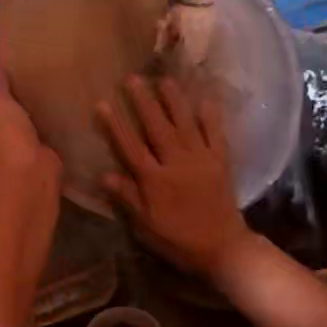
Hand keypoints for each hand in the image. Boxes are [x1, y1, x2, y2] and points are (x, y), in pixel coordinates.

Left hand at [0, 66, 61, 196]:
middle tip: (31, 90)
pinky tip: (53, 122)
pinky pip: (35, 142)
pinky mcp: (30, 162)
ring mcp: (9, 155)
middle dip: (13, 110)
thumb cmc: (6, 134)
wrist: (29, 174)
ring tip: (44, 102)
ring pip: (18, 132)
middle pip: (0, 121)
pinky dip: (42, 136)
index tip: (12, 83)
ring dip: (28, 123)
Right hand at [98, 75, 256, 278]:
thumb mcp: (145, 224)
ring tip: (164, 79)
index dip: (115, 124)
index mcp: (154, 180)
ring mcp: (201, 159)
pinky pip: (215, 134)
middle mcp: (176, 163)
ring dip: (174, 100)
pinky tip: (206, 99)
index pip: (130, 147)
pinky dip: (211, 116)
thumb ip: (127, 197)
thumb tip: (104, 174)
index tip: (103, 103)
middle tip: (133, 78)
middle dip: (143, 101)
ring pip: (185, 124)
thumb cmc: (178, 239)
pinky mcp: (220, 161)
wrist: (222, 248)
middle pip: (157, 127)